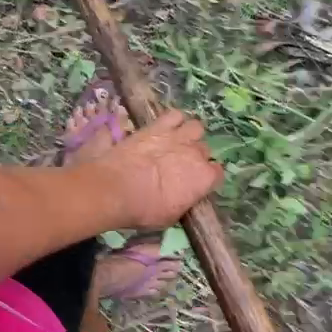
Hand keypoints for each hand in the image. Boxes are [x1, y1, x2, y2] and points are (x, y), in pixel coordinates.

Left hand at [95, 109, 224, 229]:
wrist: (115, 189)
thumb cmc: (144, 210)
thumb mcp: (170, 216)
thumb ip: (183, 200)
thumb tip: (183, 195)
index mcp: (204, 178)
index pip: (216, 173)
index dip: (206, 177)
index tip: (195, 182)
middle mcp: (195, 153)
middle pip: (204, 150)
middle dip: (195, 156)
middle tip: (180, 164)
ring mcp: (177, 136)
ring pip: (195, 127)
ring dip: (188, 134)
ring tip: (176, 142)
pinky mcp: (156, 126)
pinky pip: (174, 115)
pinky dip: (172, 120)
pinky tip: (164, 129)